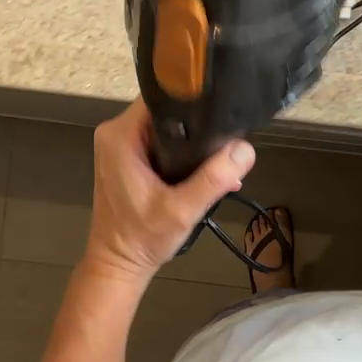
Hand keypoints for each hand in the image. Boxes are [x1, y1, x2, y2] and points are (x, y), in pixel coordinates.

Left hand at [84, 101, 256, 283]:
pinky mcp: (128, 159)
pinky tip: (207, 169)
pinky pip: (161, 143)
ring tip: (223, 158)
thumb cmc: (142, 238)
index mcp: (121, 135)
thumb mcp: (182, 210)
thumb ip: (213, 179)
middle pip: (166, 111)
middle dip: (198, 125)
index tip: (222, 109)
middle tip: (229, 140)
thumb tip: (245, 149)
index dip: (192, 98)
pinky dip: (183, 154)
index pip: (161, 96)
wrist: (119, 265)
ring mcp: (120, 146)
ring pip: (167, 127)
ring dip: (193, 142)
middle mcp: (116, 133)